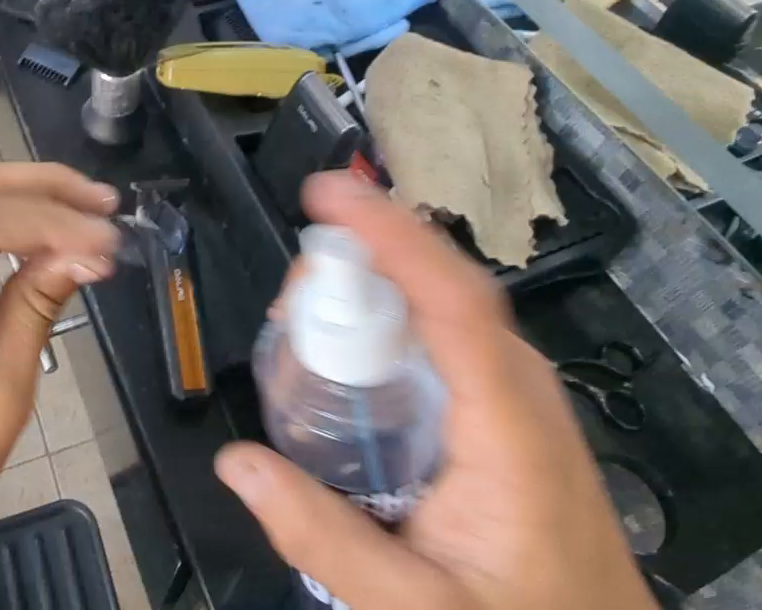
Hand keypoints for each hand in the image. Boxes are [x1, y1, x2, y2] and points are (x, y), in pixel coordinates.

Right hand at [214, 174, 655, 609]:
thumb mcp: (416, 607)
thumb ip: (325, 540)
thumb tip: (237, 463)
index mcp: (508, 424)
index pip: (452, 296)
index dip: (389, 232)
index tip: (326, 194)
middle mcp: (523, 386)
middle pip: (445, 285)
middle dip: (366, 255)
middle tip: (294, 292)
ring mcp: (524, 393)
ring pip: (449, 302)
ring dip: (381, 281)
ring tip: (315, 309)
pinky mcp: (515, 405)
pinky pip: (454, 332)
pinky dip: (401, 312)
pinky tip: (361, 344)